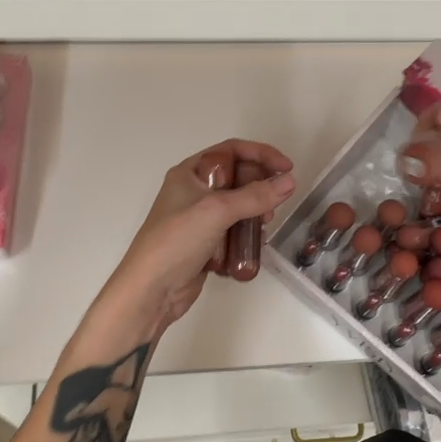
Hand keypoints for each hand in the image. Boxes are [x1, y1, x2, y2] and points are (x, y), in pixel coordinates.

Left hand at [103, 140, 295, 333]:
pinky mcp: (205, 243)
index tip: (286, 167)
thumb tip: (289, 181)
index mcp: (190, 173)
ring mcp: (198, 219)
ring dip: (254, 213)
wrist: (150, 290)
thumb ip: (255, 196)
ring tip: (264, 225)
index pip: (231, 151)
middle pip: (236, 177)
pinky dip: (246, 234)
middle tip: (274, 203)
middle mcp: (193, 191)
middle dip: (259, 187)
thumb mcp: (217, 211)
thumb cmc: (177, 240)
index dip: (261, 154)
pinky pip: (233, 231)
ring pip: (237, 206)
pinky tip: (255, 244)